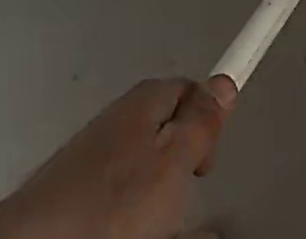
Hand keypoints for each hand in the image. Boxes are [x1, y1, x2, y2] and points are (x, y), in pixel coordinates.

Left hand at [0, 75, 237, 238]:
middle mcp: (122, 122)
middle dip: (190, 168)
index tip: (219, 138)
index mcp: (146, 101)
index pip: (192, 89)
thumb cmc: (105, 205)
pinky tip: (146, 235)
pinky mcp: (82, 197)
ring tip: (166, 231)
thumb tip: (223, 82)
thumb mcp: (174, 159)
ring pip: (150, 177)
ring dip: (167, 204)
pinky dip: (141, 220)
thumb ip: (201, 120)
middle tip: (191, 194)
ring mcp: (99, 160)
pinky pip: (126, 204)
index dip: (211, 114)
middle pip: (173, 136)